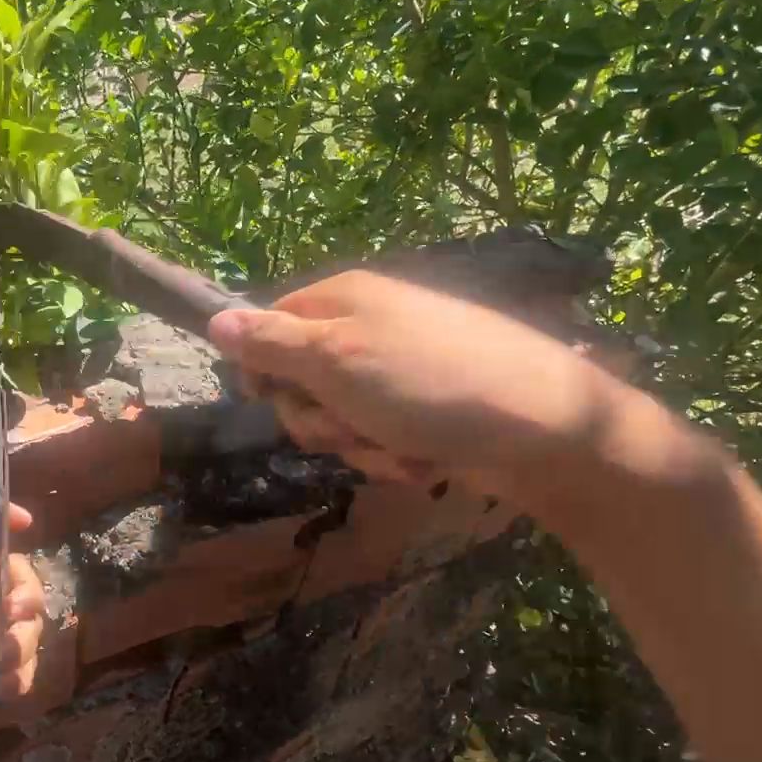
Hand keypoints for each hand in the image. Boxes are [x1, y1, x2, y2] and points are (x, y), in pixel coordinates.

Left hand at [0, 502, 45, 761]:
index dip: (0, 517)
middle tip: (15, 619)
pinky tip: (2, 689)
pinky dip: (15, 671)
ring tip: (2, 667)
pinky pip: (15, 652)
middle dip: (23, 601)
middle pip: (8, 572)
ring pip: (18, 618)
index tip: (30, 525)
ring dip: (20, 645)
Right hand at [207, 270, 636, 501]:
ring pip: (336, 416)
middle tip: (348, 425)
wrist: (547, 430)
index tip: (266, 396)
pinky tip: (421, 460)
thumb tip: (214, 318)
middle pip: (298, 381)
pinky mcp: (423, 409)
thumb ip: (269, 342)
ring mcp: (397, 371)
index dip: (261, 367)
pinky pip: (376, 435)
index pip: (268, 326)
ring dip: (357, 444)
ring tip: (397, 448)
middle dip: (317, 418)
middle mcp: (367, 329)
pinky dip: (391, 454)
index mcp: (343, 301)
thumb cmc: (428, 384)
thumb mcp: (335, 358)